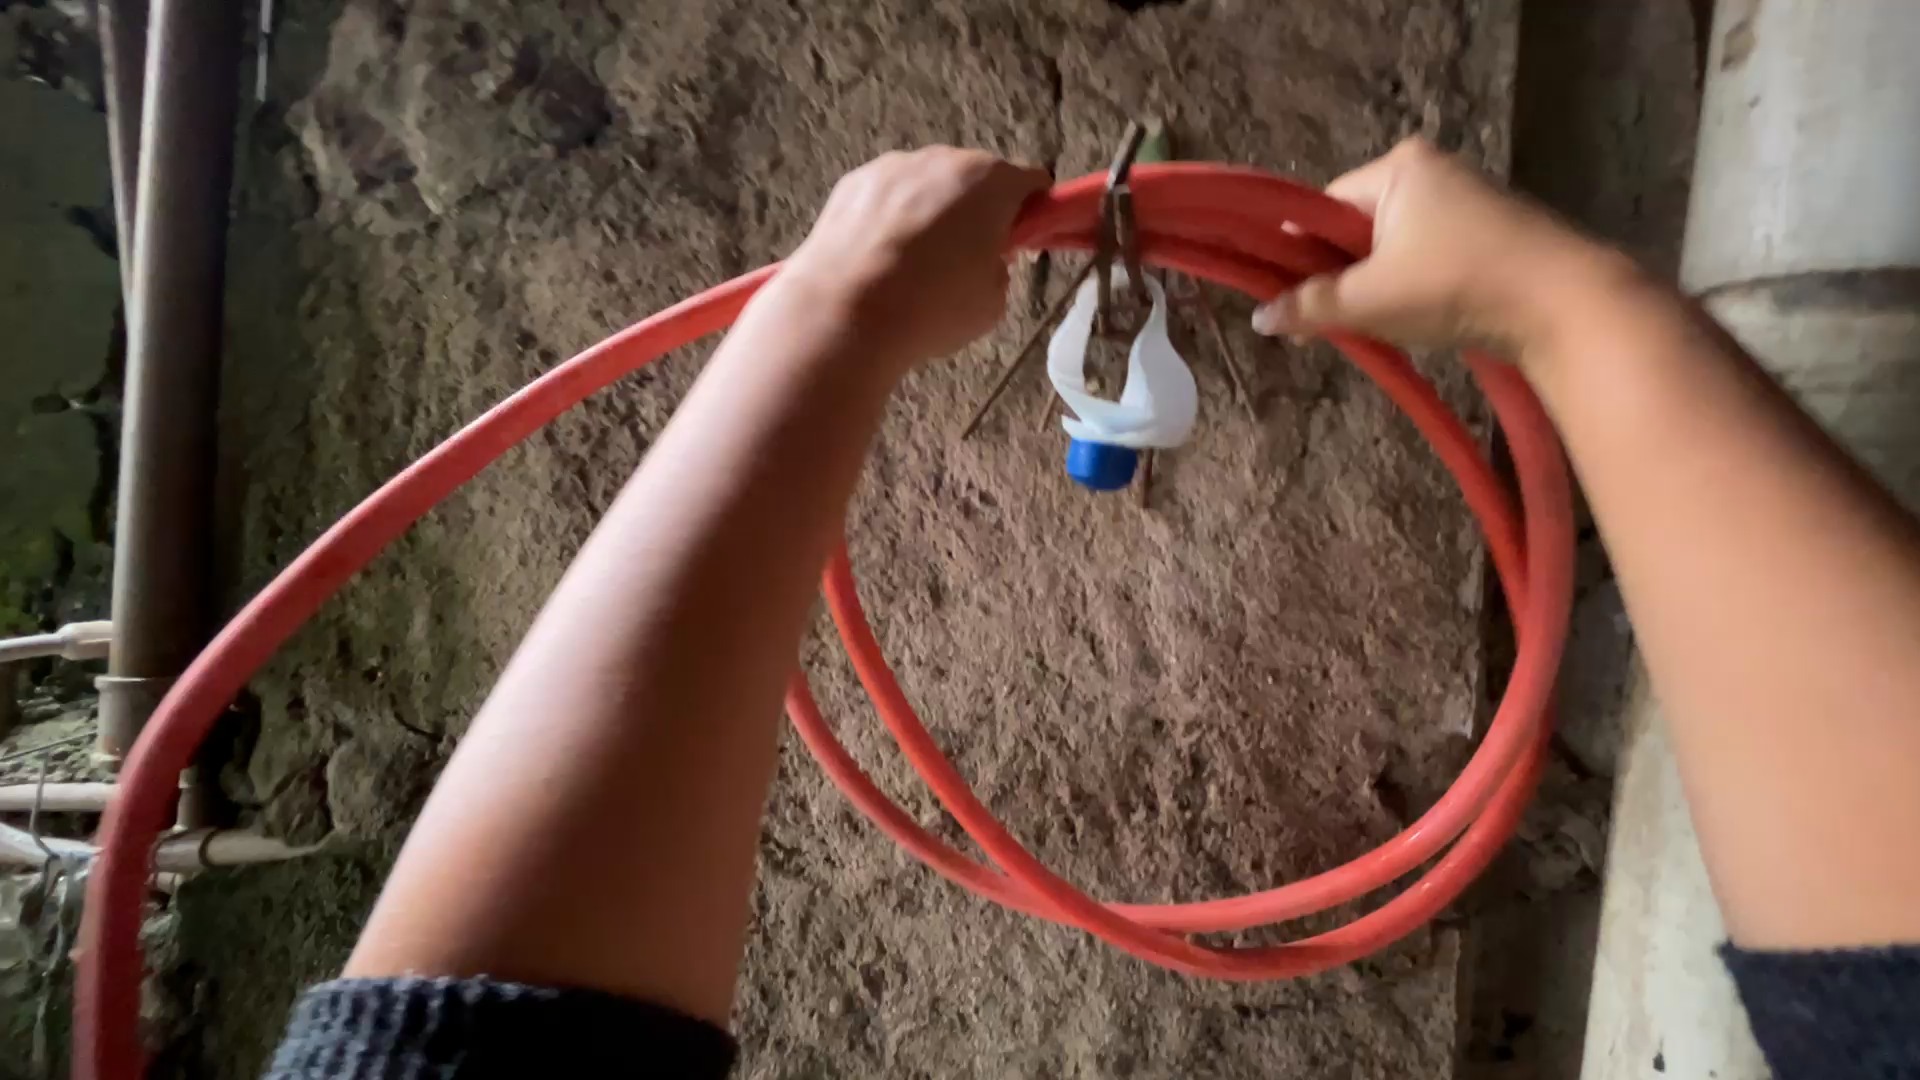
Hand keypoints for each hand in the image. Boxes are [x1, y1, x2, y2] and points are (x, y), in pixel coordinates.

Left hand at [776, 147, 1050, 366]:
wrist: (845, 313)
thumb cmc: (932, 309)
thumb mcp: (992, 304)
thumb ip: (999, 271)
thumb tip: (985, 260)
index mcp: (991, 183)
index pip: (1030, 183)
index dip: (1033, 213)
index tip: (1021, 242)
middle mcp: (943, 159)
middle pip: (974, 180)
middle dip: (976, 212)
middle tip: (964, 263)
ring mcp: (893, 166)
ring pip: (926, 186)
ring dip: (930, 214)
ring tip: (912, 268)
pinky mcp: (852, 182)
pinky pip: (886, 198)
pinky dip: (889, 220)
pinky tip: (878, 261)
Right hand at [1252, 138, 1630, 357]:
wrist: (1561, 304)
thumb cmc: (1452, 286)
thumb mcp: (1365, 301)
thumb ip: (1306, 308)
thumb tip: (1258, 320)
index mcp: (1397, 169)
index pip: (1319, 210)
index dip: (1295, 254)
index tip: (1281, 295)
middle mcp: (1427, 171)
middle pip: (1348, 229)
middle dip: (1329, 277)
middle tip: (1313, 323)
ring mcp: (1457, 200)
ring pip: (1380, 248)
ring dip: (1361, 288)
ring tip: (1354, 327)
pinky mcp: (1478, 232)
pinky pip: (1413, 256)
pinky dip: (1395, 287)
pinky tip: (1393, 319)